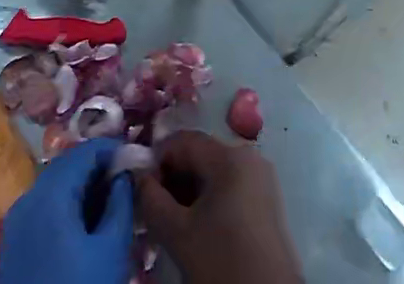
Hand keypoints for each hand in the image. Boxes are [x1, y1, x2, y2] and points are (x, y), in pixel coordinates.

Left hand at [0, 137, 133, 283]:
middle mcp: (28, 197)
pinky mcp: (16, 243)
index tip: (139, 156)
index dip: (113, 148)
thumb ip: (121, 204)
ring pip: (56, 186)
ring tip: (115, 200)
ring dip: (85, 186)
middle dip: (99, 167)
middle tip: (130, 178)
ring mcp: (18, 220)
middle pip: (67, 166)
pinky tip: (90, 223)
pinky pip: (45, 208)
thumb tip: (125, 174)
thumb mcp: (111, 250)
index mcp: (50, 193)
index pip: (84, 151)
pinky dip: (69, 205)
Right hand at [134, 131, 302, 283]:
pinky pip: (228, 187)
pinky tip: (195, 227)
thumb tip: (138, 176)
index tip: (141, 188)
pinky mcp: (266, 201)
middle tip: (153, 207)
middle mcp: (249, 157)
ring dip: (187, 191)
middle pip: (198, 155)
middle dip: (171, 178)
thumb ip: (150, 198)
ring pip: (212, 173)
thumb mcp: (177, 232)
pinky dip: (206, 200)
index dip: (156, 159)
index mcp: (229, 156)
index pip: (182, 141)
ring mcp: (260, 179)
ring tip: (170, 221)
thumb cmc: (223, 262)